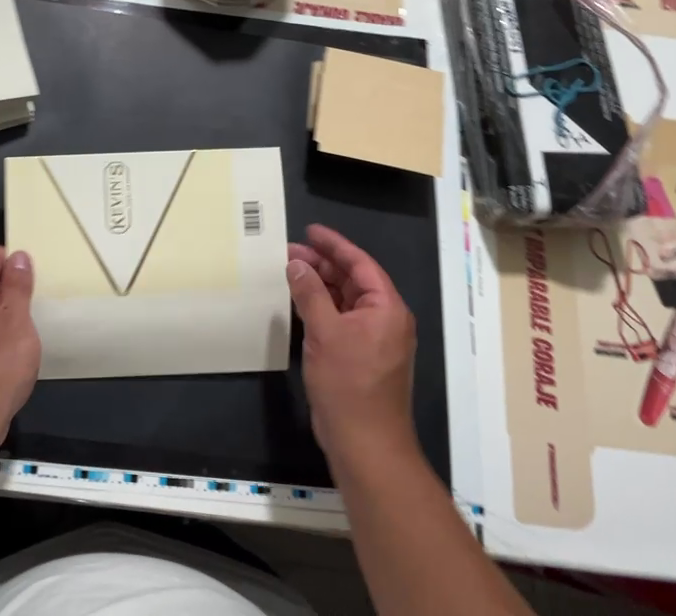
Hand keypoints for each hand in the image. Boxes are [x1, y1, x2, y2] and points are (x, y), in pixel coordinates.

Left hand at [0, 245, 39, 444]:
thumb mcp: (16, 319)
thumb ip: (17, 285)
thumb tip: (17, 256)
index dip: (11, 259)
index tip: (34, 277)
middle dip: (12, 284)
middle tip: (38, 299)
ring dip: (9, 309)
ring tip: (32, 323)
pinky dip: (1, 330)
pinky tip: (17, 347)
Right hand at [287, 224, 417, 461]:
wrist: (365, 443)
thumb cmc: (349, 384)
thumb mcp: (325, 333)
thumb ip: (310, 294)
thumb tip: (297, 265)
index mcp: (386, 308)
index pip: (361, 264)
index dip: (334, 245)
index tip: (309, 231)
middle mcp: (384, 319)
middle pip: (353, 280)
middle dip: (323, 264)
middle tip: (289, 252)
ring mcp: (373, 339)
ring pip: (345, 300)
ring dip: (320, 285)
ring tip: (289, 272)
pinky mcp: (359, 356)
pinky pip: (340, 320)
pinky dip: (321, 307)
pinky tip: (298, 303)